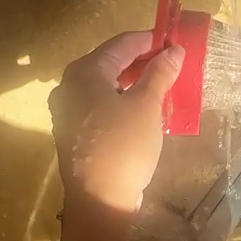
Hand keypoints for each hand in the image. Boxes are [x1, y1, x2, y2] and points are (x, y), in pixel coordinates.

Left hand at [49, 30, 183, 215]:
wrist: (99, 200)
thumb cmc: (124, 146)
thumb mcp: (147, 106)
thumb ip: (160, 74)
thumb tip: (174, 50)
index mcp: (84, 72)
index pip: (121, 44)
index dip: (149, 40)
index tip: (173, 41)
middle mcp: (69, 87)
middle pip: (109, 64)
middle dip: (141, 63)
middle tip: (170, 64)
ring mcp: (67, 112)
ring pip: (104, 88)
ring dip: (132, 85)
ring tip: (161, 88)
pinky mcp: (73, 134)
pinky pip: (99, 108)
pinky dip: (120, 104)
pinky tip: (141, 112)